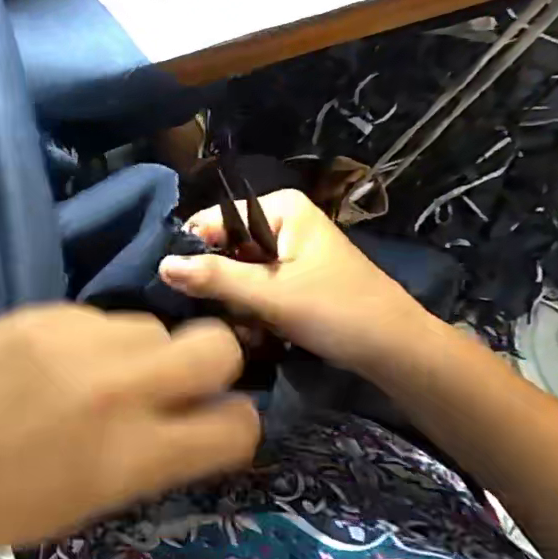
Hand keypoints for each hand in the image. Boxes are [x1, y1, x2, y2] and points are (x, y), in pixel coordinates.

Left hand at [0, 305, 258, 558]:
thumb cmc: (5, 512)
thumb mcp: (101, 498)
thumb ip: (162, 452)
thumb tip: (204, 414)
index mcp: (136, 455)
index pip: (237, 424)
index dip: (238, 425)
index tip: (218, 424)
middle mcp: (118, 387)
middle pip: (217, 345)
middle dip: (213, 366)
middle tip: (177, 385)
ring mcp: (75, 339)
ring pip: (152, 325)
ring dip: (143, 352)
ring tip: (97, 378)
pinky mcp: (38, 312)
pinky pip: (97, 317)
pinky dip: (92, 341)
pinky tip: (52, 366)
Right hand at [158, 189, 434, 372]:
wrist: (395, 349)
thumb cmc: (337, 311)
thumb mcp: (271, 295)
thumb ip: (215, 278)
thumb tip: (162, 265)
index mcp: (281, 209)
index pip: (214, 220)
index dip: (194, 251)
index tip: (178, 288)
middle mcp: (285, 222)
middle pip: (226, 247)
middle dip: (221, 285)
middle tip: (221, 317)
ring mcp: (292, 251)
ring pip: (240, 272)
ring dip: (237, 303)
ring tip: (245, 330)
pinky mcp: (296, 278)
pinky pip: (258, 286)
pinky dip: (254, 310)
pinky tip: (258, 334)